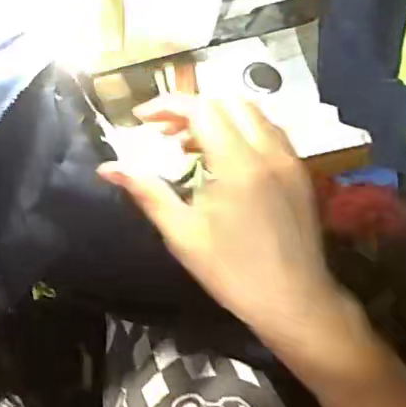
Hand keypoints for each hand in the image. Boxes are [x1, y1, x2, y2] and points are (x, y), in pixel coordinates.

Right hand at [99, 95, 374, 376]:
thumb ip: (146, 191)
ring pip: (251, 112)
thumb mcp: (181, 233)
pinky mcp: (299, 172)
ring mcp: (289, 161)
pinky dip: (238, 129)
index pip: (201, 109)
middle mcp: (268, 153)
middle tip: (161, 131)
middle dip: (189, 107)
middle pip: (227, 102)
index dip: (166, 106)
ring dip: (215, 116)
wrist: (297, 304)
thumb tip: (107, 168)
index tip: (140, 119)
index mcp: (238, 165)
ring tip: (186, 144)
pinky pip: (267, 130)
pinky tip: (219, 156)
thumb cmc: (233, 271)